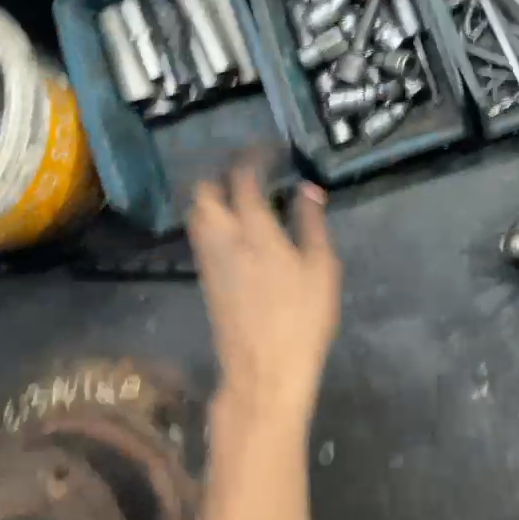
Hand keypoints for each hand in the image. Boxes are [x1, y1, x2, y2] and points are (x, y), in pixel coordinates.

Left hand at [188, 165, 340, 435]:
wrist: (264, 370)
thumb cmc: (302, 317)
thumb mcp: (321, 267)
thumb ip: (311, 223)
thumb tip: (307, 189)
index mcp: (254, 231)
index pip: (242, 178)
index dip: (253, 157)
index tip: (271, 149)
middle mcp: (222, 239)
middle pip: (204, 192)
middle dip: (223, 172)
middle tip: (252, 169)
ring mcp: (208, 260)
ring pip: (197, 213)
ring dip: (214, 195)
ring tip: (243, 193)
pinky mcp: (206, 279)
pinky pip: (201, 234)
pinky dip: (213, 217)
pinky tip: (237, 226)